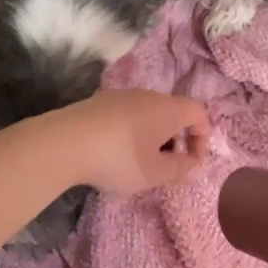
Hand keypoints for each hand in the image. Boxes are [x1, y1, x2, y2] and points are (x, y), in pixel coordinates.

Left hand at [45, 89, 211, 193]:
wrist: (64, 141)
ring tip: (139, 162)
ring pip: (149, 112)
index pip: (198, 112)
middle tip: (164, 166)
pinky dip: (132, 130)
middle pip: (173, 111)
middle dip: (176, 139)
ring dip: (153, 136)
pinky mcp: (100, 100)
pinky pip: (128, 113)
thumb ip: (180, 169)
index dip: (202, 137)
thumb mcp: (154, 173)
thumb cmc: (118, 158)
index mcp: (166, 108)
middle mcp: (146, 94)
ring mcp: (121, 94)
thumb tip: (192, 163)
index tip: (190, 163)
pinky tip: (115, 152)